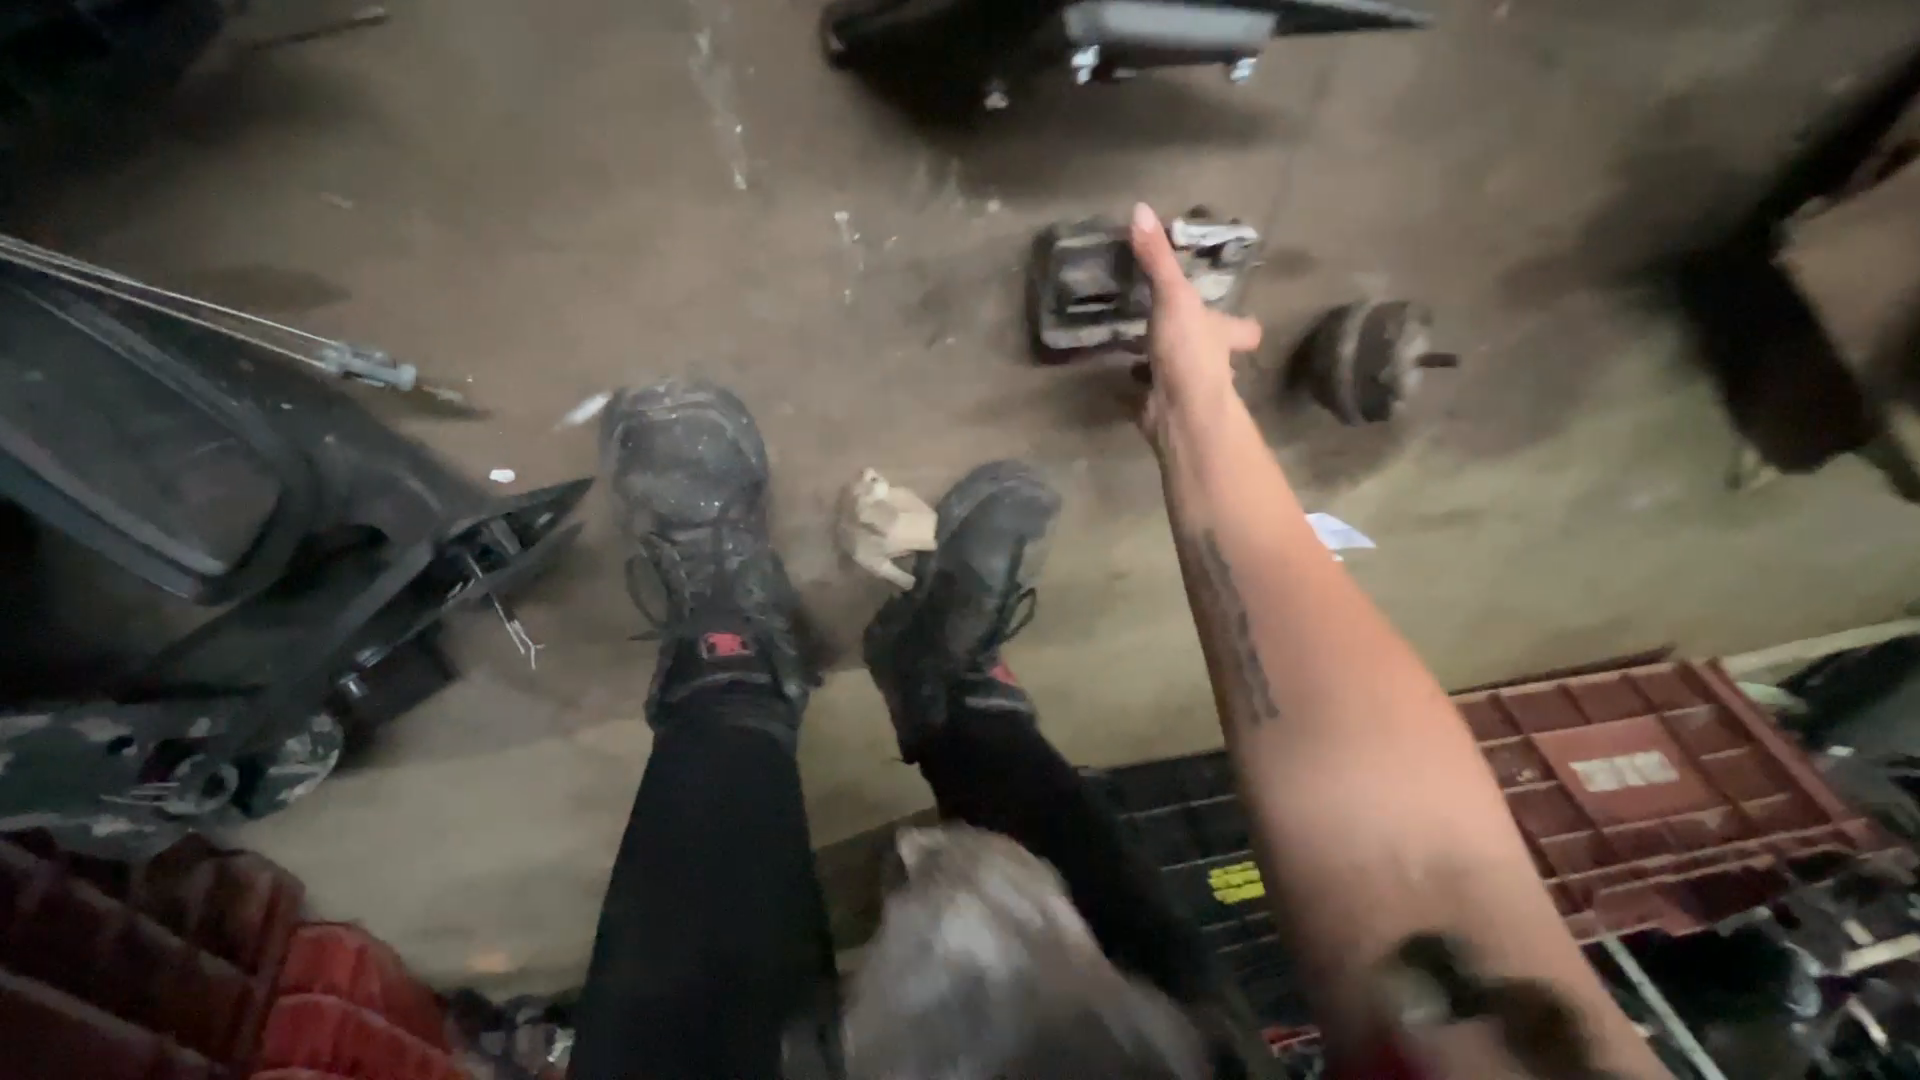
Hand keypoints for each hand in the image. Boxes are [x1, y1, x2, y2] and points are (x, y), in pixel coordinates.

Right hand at [1129, 203, 1261, 448]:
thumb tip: (1140, 208)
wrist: (1180, 410)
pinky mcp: (1160, 409)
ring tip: (1139, 352)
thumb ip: (1157, 258)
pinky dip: (1132, 390)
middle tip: (1180, 335)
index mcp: (1223, 336)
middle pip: (1213, 354)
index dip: (1244, 327)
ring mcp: (1186, 391)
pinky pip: (1145, 396)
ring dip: (1165, 367)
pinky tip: (1115, 382)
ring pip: (1180, 375)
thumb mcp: (1174, 296)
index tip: (1246, 324)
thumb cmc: (1189, 350)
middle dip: (1200, 347)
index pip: (1243, 330)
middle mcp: (1212, 365)